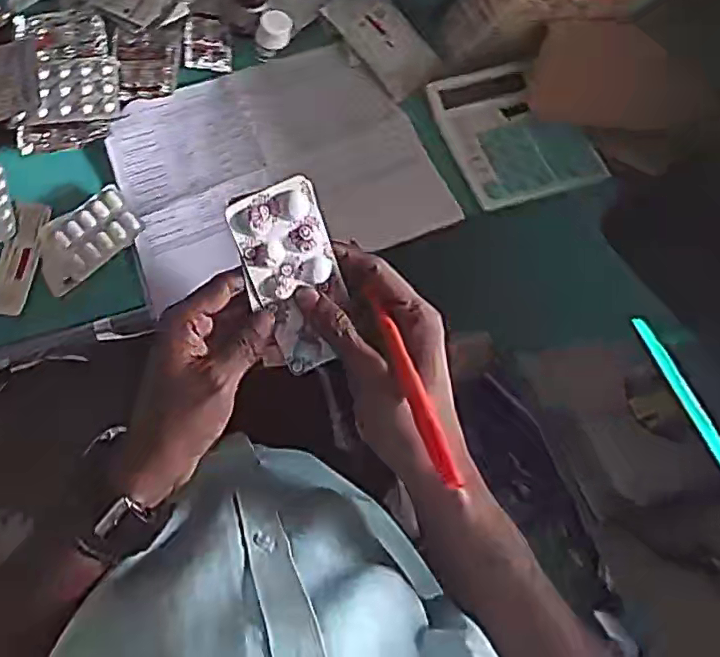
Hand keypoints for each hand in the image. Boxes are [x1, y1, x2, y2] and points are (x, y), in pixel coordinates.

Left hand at [110, 271, 272, 507]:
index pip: (221, 287)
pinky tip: (278, 347)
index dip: (251, 279)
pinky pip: (230, 346)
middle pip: (228, 304)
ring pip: (233, 325)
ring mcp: (194, 347)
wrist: (156, 462)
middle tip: (294, 299)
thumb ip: (246, 343)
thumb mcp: (219, 380)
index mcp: (182, 322)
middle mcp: (186, 328)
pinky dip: (251, 346)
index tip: (280, 273)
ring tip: (293, 320)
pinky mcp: (202, 366)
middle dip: (260, 303)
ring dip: (259, 326)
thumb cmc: (177, 423)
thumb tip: (269, 315)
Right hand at [299, 244, 474, 494]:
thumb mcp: (371, 373)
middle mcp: (404, 321)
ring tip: (291, 293)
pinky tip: (303, 323)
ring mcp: (390, 340)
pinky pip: (349, 331)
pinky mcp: (377, 358)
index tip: (310, 248)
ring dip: (325, 303)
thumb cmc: (410, 423)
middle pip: (363, 287)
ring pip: (353, 308)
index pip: (376, 271)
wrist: (428, 471)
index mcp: (416, 316)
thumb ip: (339, 331)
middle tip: (291, 271)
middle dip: (329, 279)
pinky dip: (328, 326)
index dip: (344, 257)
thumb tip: (307, 295)